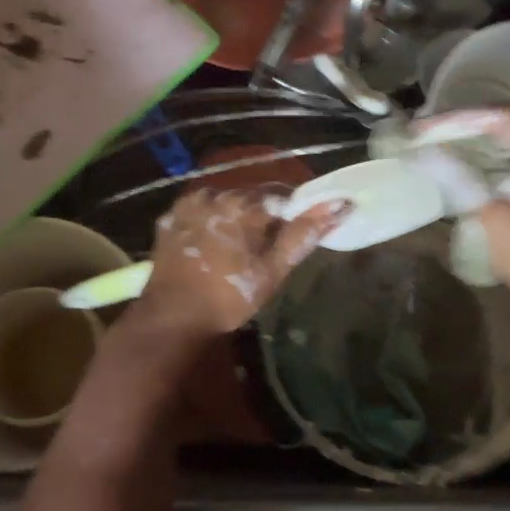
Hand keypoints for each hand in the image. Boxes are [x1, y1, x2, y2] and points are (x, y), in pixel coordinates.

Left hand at [134, 187, 349, 338]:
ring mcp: (188, 204)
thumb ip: (303, 234)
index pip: (281, 197)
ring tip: (235, 252)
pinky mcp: (169, 219)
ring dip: (233, 219)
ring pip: (223, 204)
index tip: (290, 239)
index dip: (291, 217)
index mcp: (244, 203)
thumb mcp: (272, 270)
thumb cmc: (229, 296)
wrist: (172, 318)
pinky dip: (208, 225)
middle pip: (250, 199)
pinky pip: (199, 213)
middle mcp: (215, 193)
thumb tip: (340, 205)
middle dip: (261, 219)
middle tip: (263, 252)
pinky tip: (210, 248)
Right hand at [408, 109, 509, 358]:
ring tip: (440, 146)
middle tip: (426, 133)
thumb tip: (421, 153)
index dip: (458, 121)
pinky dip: (503, 168)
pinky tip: (471, 170)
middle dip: (469, 131)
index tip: (420, 128)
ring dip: (484, 149)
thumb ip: (461, 180)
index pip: (505, 119)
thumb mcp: (499, 221)